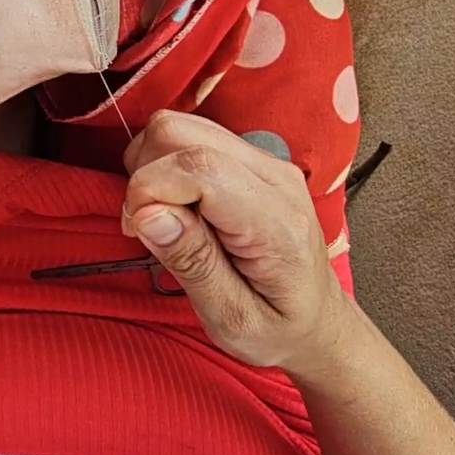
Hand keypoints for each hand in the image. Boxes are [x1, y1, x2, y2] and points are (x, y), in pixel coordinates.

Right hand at [121, 111, 359, 375]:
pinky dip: (163, 164)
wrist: (319, 321)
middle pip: (179, 134)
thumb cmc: (277, 327)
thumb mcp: (231, 318)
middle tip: (145, 225)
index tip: (135, 230)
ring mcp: (264, 161)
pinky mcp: (250, 158)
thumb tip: (147, 214)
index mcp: (275, 223)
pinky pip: (188, 136)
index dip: (148, 189)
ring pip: (178, 127)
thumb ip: (192, 263)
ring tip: (160, 217)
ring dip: (151, 167)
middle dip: (144, 175)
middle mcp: (274, 177)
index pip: (198, 168)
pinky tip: (173, 204)